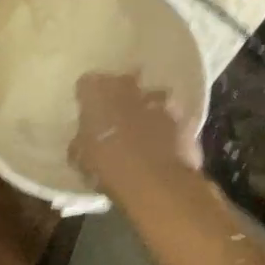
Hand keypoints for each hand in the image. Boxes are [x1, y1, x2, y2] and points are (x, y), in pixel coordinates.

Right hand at [70, 72, 201, 193]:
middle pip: (122, 81)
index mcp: (96, 92)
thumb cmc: (108, 167)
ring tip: (144, 127)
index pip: (87, 83)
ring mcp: (158, 100)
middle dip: (120, 94)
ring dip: (147, 106)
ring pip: (151, 95)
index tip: (88, 111)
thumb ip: (80, 142)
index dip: (87, 97)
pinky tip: (165, 142)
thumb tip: (82, 140)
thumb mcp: (80, 158)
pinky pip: (173, 115)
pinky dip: (169, 124)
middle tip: (116, 116)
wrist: (157, 183)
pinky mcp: (183, 117)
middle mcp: (127, 87)